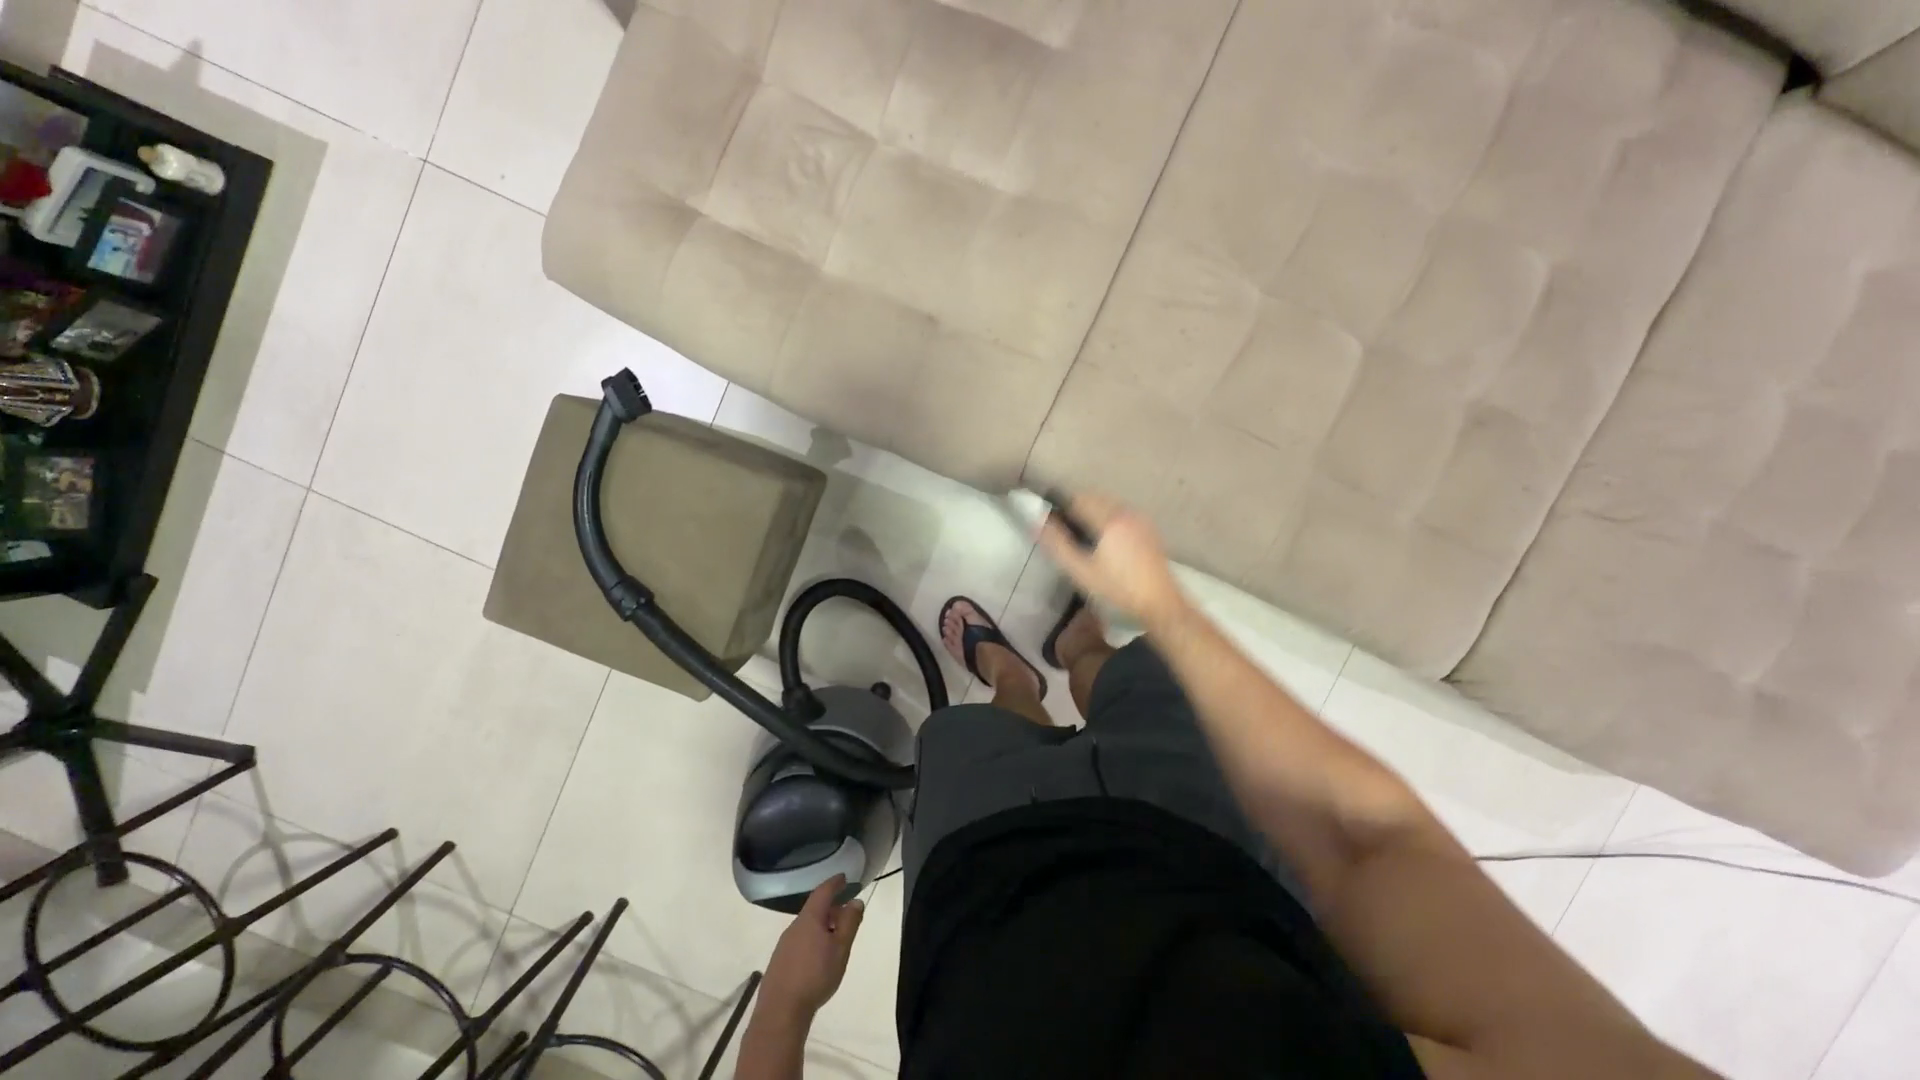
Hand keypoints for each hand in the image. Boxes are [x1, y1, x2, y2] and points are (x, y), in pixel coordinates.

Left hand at [760, 875, 864, 1017]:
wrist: (781, 1009)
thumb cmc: (815, 975)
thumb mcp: (840, 949)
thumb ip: (849, 924)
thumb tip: (855, 901)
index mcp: (810, 919)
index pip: (822, 892)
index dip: (834, 883)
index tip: (843, 877)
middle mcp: (794, 927)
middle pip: (814, 910)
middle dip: (831, 908)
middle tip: (847, 913)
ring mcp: (784, 944)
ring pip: (807, 926)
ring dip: (822, 925)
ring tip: (836, 937)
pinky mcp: (780, 961)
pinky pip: (800, 940)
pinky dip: (813, 939)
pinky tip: (819, 956)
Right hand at [1037, 493, 1189, 629]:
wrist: (1161, 605)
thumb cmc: (1118, 591)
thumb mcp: (1081, 572)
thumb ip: (1057, 544)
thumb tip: (1035, 521)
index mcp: (1109, 519)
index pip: (1077, 498)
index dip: (1059, 505)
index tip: (1047, 519)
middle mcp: (1127, 512)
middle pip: (1093, 498)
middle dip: (1075, 508)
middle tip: (1062, 530)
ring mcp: (1141, 520)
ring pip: (1108, 505)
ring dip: (1091, 512)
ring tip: (1081, 536)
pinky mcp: (1149, 530)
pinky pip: (1121, 514)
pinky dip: (1107, 519)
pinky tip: (1104, 542)